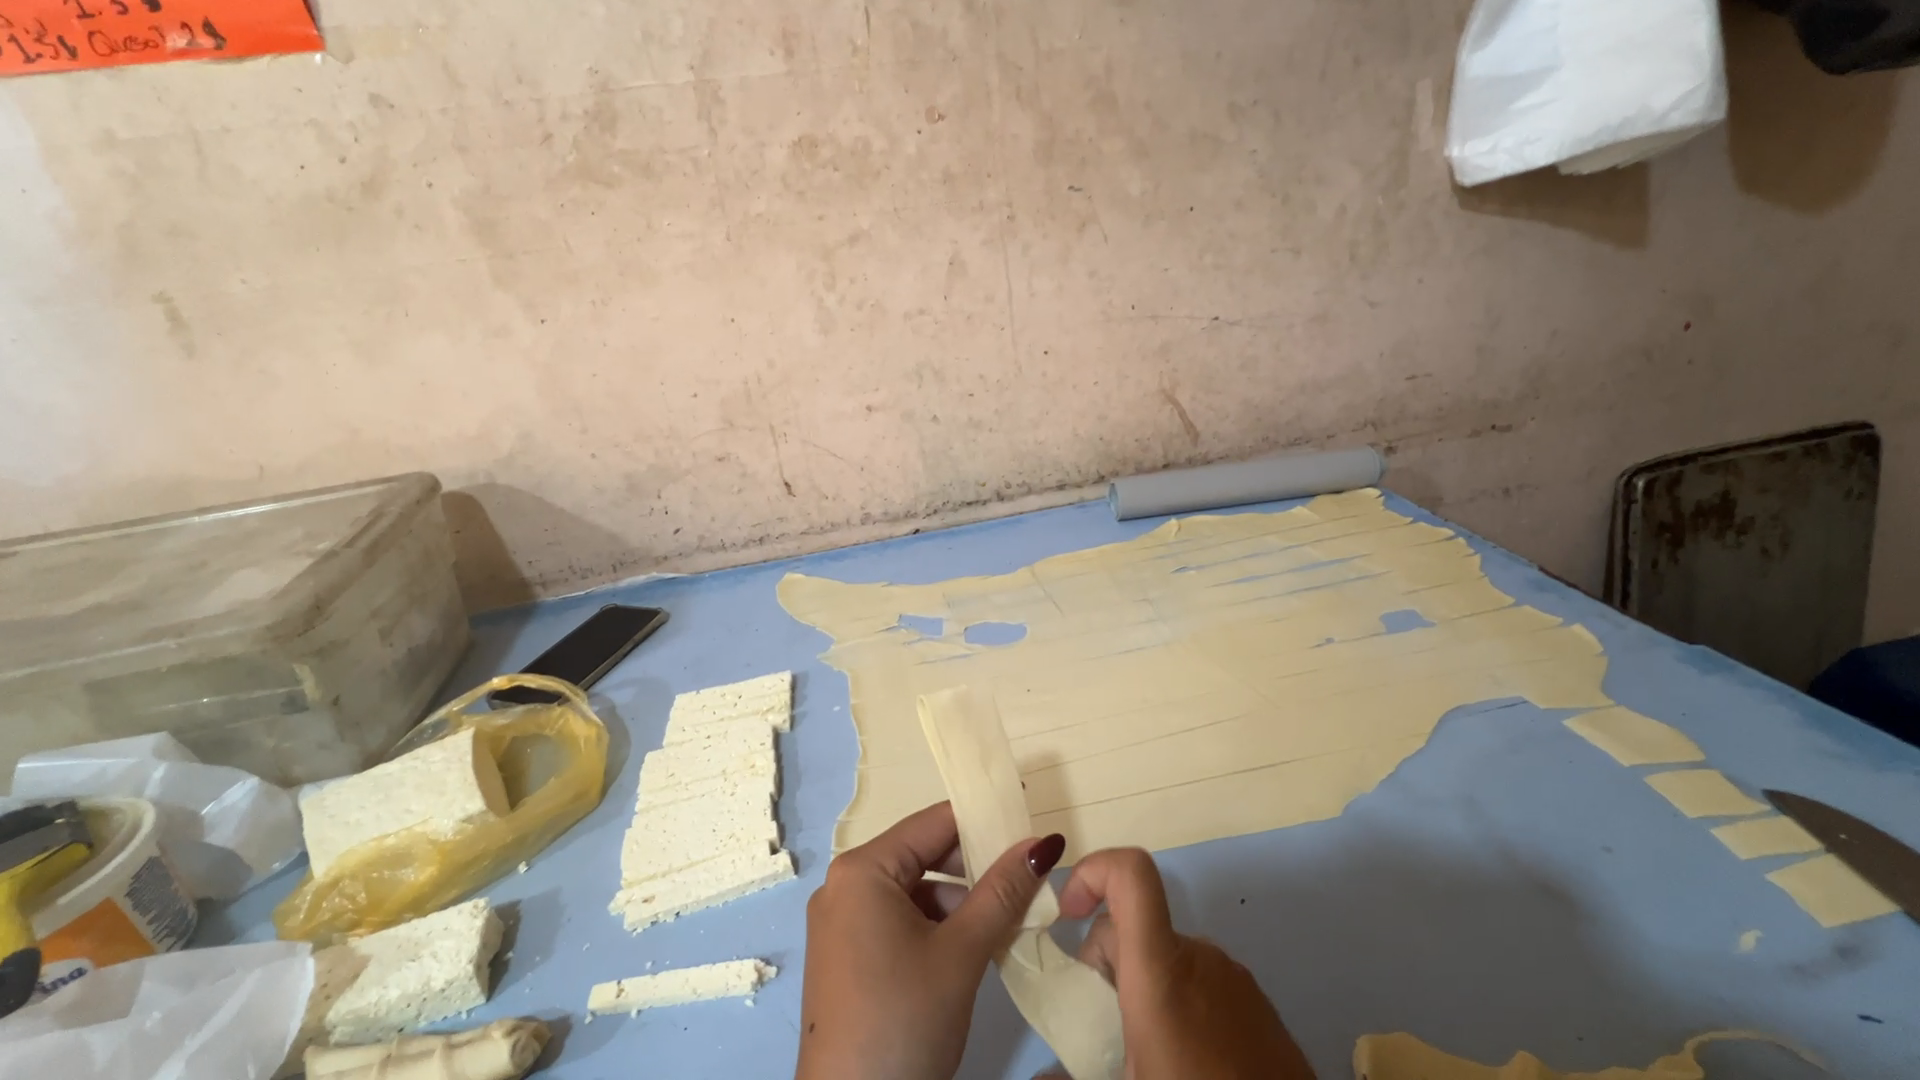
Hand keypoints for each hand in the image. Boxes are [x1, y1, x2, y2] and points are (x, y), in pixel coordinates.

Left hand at [796, 801, 1066, 1079]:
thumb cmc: (904, 1017)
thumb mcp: (961, 952)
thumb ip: (1003, 891)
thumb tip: (1043, 841)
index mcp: (862, 870)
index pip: (933, 823)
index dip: (982, 818)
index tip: (1026, 813)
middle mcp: (845, 885)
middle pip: (922, 854)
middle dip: (975, 865)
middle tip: (1027, 873)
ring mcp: (842, 921)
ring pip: (915, 890)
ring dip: (961, 900)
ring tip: (1009, 917)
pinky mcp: (847, 953)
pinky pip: (899, 918)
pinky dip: (937, 924)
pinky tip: (973, 945)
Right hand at [1050, 848, 1315, 1079]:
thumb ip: (1071, 1076)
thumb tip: (1038, 1077)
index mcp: (1160, 970)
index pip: (1131, 875)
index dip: (1093, 872)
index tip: (1066, 914)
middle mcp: (1196, 955)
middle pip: (1132, 923)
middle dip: (1102, 959)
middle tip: (1098, 1022)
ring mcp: (1231, 974)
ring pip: (1163, 954)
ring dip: (1137, 984)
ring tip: (1139, 1049)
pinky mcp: (1254, 999)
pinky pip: (1197, 978)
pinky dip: (1174, 999)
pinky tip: (1179, 1055)